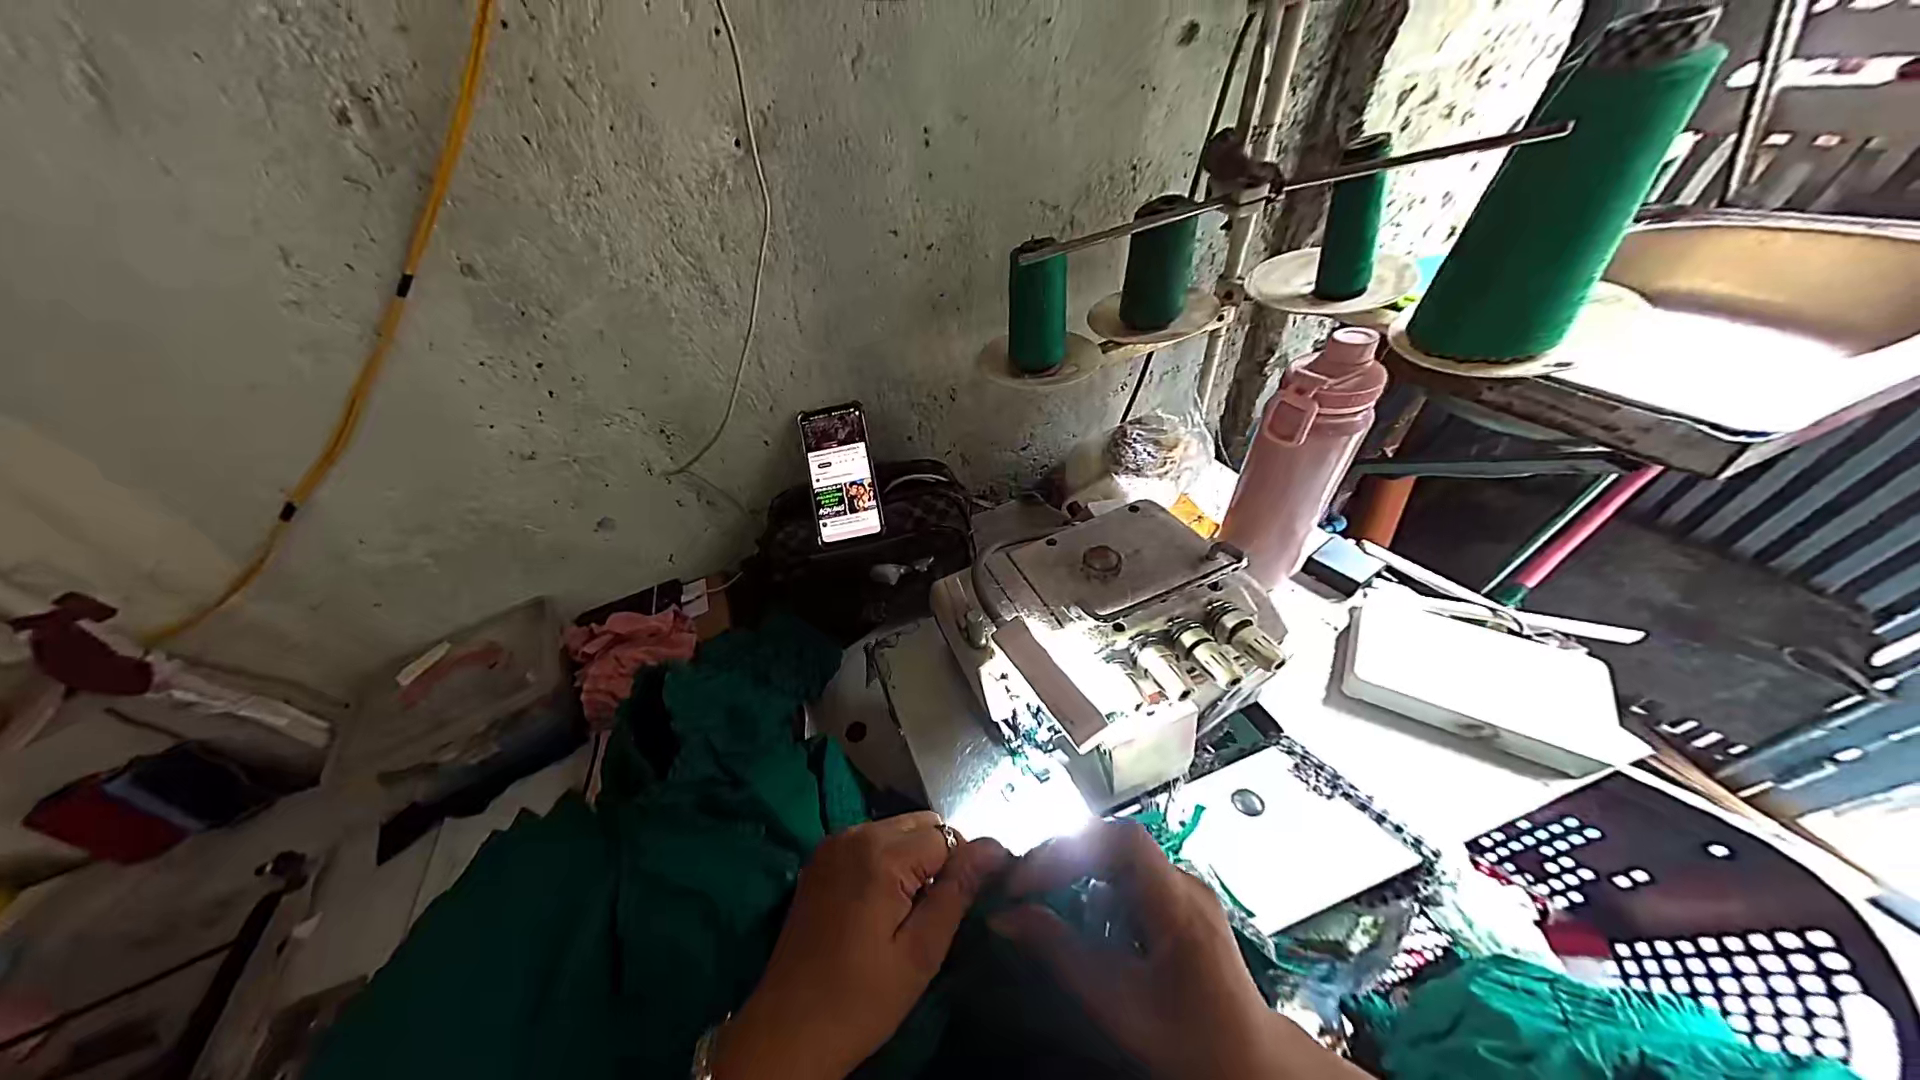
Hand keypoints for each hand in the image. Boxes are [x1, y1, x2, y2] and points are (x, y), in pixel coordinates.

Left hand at [713, 812, 1009, 1079]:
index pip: (947, 836)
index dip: (963, 867)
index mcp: (881, 855)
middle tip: (934, 910)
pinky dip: (886, 859)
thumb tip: (995, 848)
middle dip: (938, 857)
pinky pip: (871, 840)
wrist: (786, 1032)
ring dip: (913, 857)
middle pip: (922, 823)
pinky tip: (881, 903)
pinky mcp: (820, 859)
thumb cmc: (859, 1001)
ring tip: (908, 910)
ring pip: (897, 829)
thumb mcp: (920, 953)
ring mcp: (833, 844)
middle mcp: (855, 834)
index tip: (963, 904)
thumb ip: (957, 892)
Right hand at [992, 821, 1366, 1079]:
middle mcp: (1185, 884)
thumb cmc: (1189, 1040)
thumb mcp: (1118, 1003)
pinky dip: (1092, 885)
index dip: (1067, 849)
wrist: (1250, 1065)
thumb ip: (1061, 954)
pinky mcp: (1178, 903)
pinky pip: (1127, 876)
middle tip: (1021, 884)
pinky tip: (1075, 912)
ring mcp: (1184, 890)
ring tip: (1038, 893)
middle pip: (1113, 842)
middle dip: (1062, 857)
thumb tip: (1005, 917)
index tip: (1025, 880)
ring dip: (1074, 868)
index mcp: (1179, 904)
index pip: (1120, 842)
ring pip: (1117, 856)